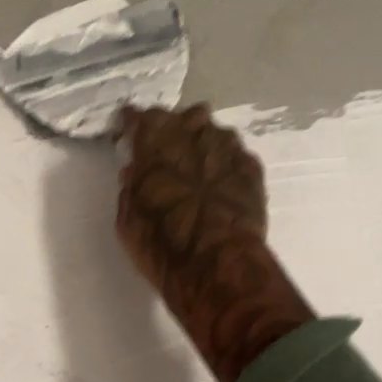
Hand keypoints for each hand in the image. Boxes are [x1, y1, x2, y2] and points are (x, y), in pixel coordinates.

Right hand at [115, 104, 314, 381]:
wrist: (216, 264)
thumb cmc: (161, 242)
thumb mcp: (129, 219)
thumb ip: (132, 188)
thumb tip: (136, 173)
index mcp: (155, 136)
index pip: (139, 118)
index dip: (133, 127)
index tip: (128, 135)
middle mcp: (193, 129)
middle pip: (182, 120)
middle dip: (175, 134)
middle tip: (168, 159)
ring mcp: (228, 145)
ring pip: (212, 136)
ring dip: (203, 150)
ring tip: (199, 176)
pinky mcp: (252, 167)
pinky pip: (234, 159)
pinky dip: (225, 170)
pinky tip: (221, 191)